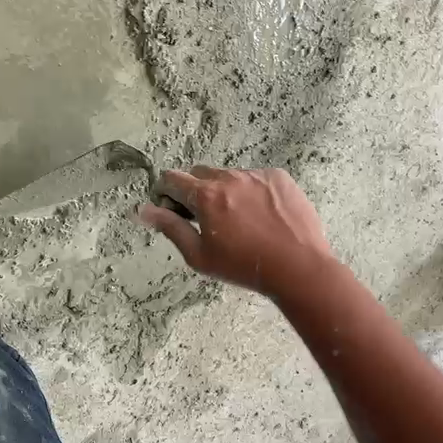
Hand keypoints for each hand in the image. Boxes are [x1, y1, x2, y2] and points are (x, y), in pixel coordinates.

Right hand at [138, 166, 336, 297]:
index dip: (165, 192)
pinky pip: (255, 178)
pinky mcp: (278, 177)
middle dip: (195, 191)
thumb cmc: (243, 267)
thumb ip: (169, 227)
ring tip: (240, 220)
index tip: (173, 209)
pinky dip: (251, 191)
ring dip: (224, 191)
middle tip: (206, 218)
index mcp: (205, 196)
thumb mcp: (198, 255)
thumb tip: (142, 210)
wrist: (299, 268)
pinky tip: (262, 216)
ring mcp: (255, 175)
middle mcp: (228, 178)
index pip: (171, 178)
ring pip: (228, 176)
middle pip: (199, 173)